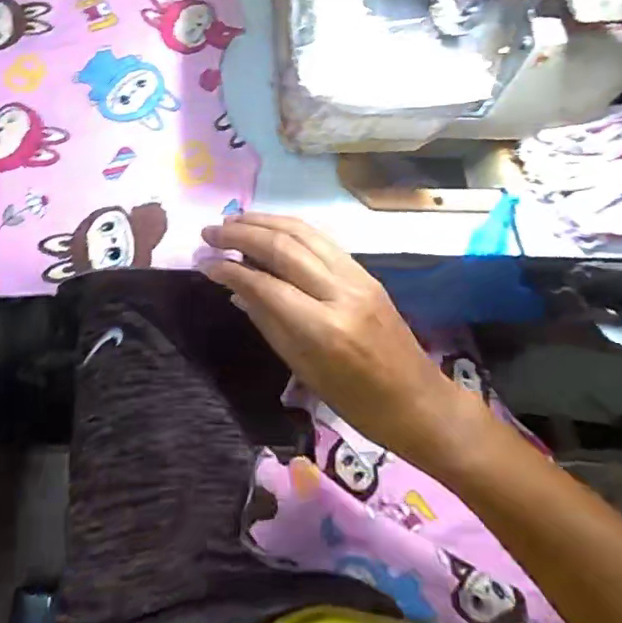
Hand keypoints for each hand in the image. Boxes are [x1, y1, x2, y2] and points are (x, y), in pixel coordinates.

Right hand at [198, 213, 485, 466]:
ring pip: (304, 233)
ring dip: (264, 222)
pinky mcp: (366, 272)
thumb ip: (267, 321)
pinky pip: (321, 240)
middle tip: (208, 232)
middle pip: (283, 247)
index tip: (203, 262)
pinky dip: (289, 228)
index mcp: (323, 328)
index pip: (265, 284)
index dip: (229, 269)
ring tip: (231, 220)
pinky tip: (269, 227)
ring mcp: (357, 277)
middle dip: (241, 234)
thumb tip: (235, 288)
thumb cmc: (355, 402)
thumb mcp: (303, 368)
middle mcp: (341, 292)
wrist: (418, 401)